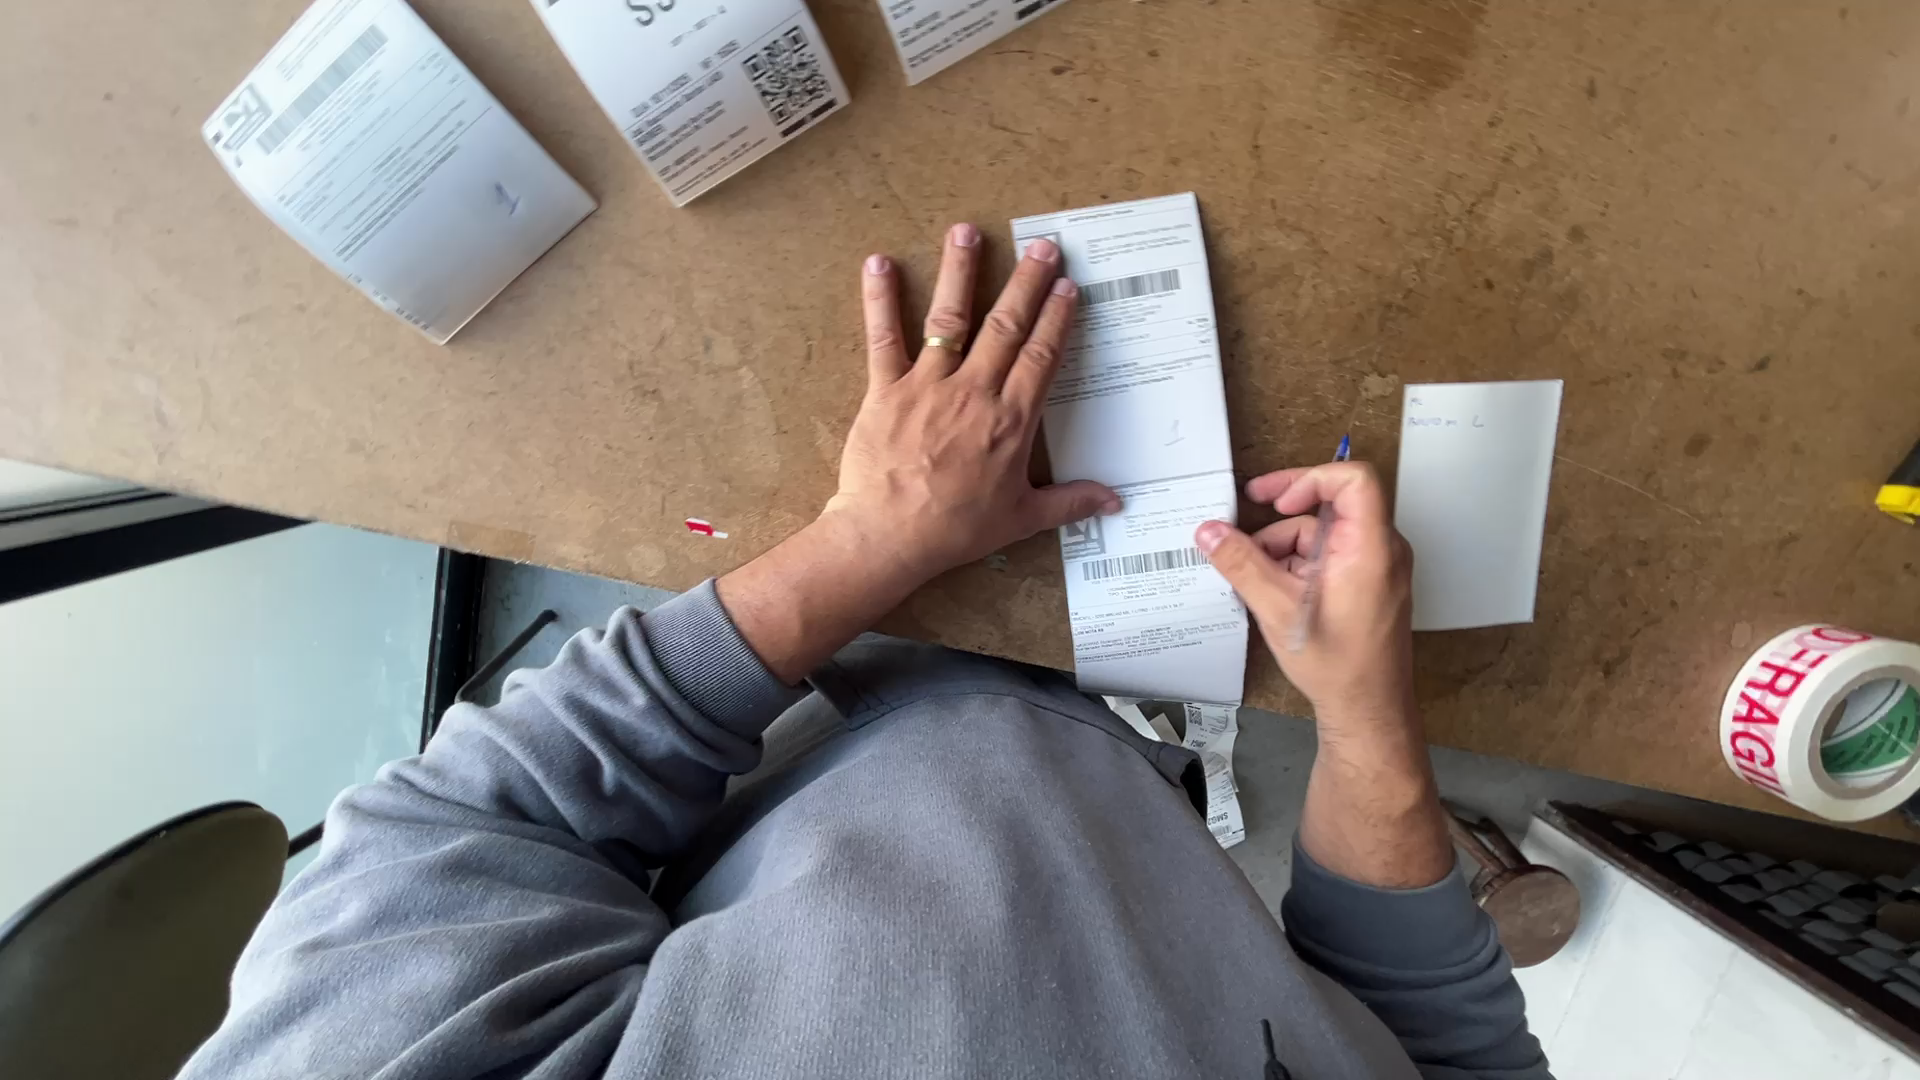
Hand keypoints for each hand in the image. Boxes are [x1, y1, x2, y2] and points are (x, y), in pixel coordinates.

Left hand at [717, 224, 1117, 684]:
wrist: (890, 536)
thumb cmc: (956, 530)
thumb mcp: (1021, 519)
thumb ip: (1070, 503)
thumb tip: (1115, 502)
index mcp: (1011, 421)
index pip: (1041, 357)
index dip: (1056, 319)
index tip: (1066, 287)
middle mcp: (974, 392)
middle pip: (1006, 327)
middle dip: (1026, 282)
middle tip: (1041, 245)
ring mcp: (928, 386)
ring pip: (950, 319)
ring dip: (961, 273)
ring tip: (968, 232)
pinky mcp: (886, 390)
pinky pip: (883, 338)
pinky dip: (881, 299)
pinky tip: (879, 263)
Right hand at [1194, 462, 1413, 742]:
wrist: (1366, 708)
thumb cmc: (1336, 664)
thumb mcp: (1277, 609)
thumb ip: (1240, 564)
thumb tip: (1209, 532)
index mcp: (1369, 549)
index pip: (1354, 480)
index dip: (1309, 478)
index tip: (1275, 501)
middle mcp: (1380, 550)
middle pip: (1331, 505)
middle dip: (1282, 514)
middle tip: (1247, 514)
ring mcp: (1373, 566)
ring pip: (1322, 533)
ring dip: (1283, 546)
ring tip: (1257, 578)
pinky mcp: (1363, 582)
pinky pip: (1326, 555)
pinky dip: (1295, 564)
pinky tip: (1273, 591)